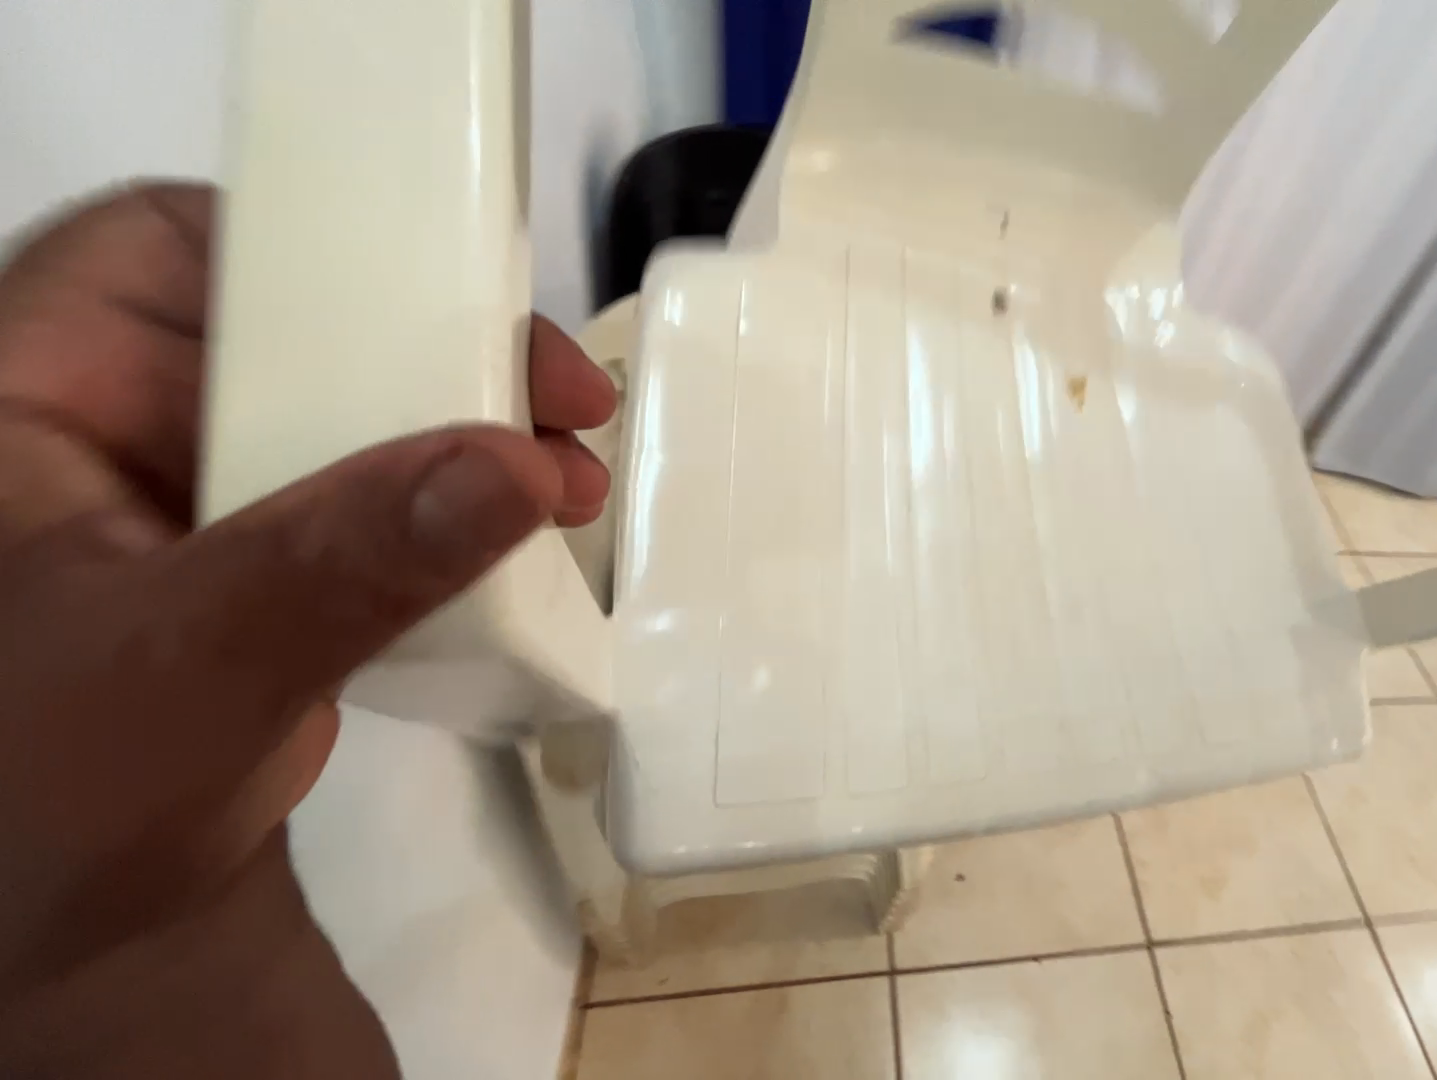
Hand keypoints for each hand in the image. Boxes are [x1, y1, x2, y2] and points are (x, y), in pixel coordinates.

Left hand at [0, 183, 616, 1000]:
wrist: (80, 938)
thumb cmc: (52, 804)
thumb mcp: (184, 669)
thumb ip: (341, 566)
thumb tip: (518, 468)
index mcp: (36, 408)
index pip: (168, 251)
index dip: (315, 245)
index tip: (461, 302)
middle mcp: (136, 434)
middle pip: (311, 330)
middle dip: (452, 358)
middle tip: (567, 407)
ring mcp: (227, 501)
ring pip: (369, 415)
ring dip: (485, 436)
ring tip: (573, 485)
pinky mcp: (297, 560)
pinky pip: (397, 495)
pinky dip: (473, 505)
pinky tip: (533, 532)